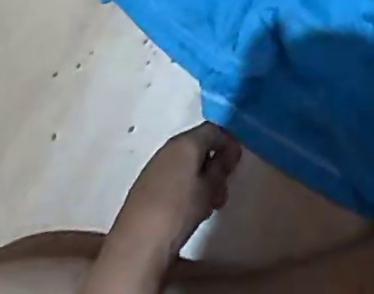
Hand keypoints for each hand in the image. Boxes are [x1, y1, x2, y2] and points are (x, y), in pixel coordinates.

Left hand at [93, 122, 241, 286]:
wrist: (137, 242)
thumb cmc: (179, 211)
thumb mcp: (209, 189)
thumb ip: (222, 167)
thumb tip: (232, 150)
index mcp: (186, 141)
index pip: (214, 130)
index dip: (228, 143)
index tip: (236, 163)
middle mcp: (169, 147)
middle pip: (198, 145)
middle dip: (214, 164)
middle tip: (223, 189)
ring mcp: (155, 165)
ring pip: (185, 162)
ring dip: (200, 177)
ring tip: (208, 204)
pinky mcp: (145, 184)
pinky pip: (172, 175)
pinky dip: (185, 185)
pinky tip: (187, 209)